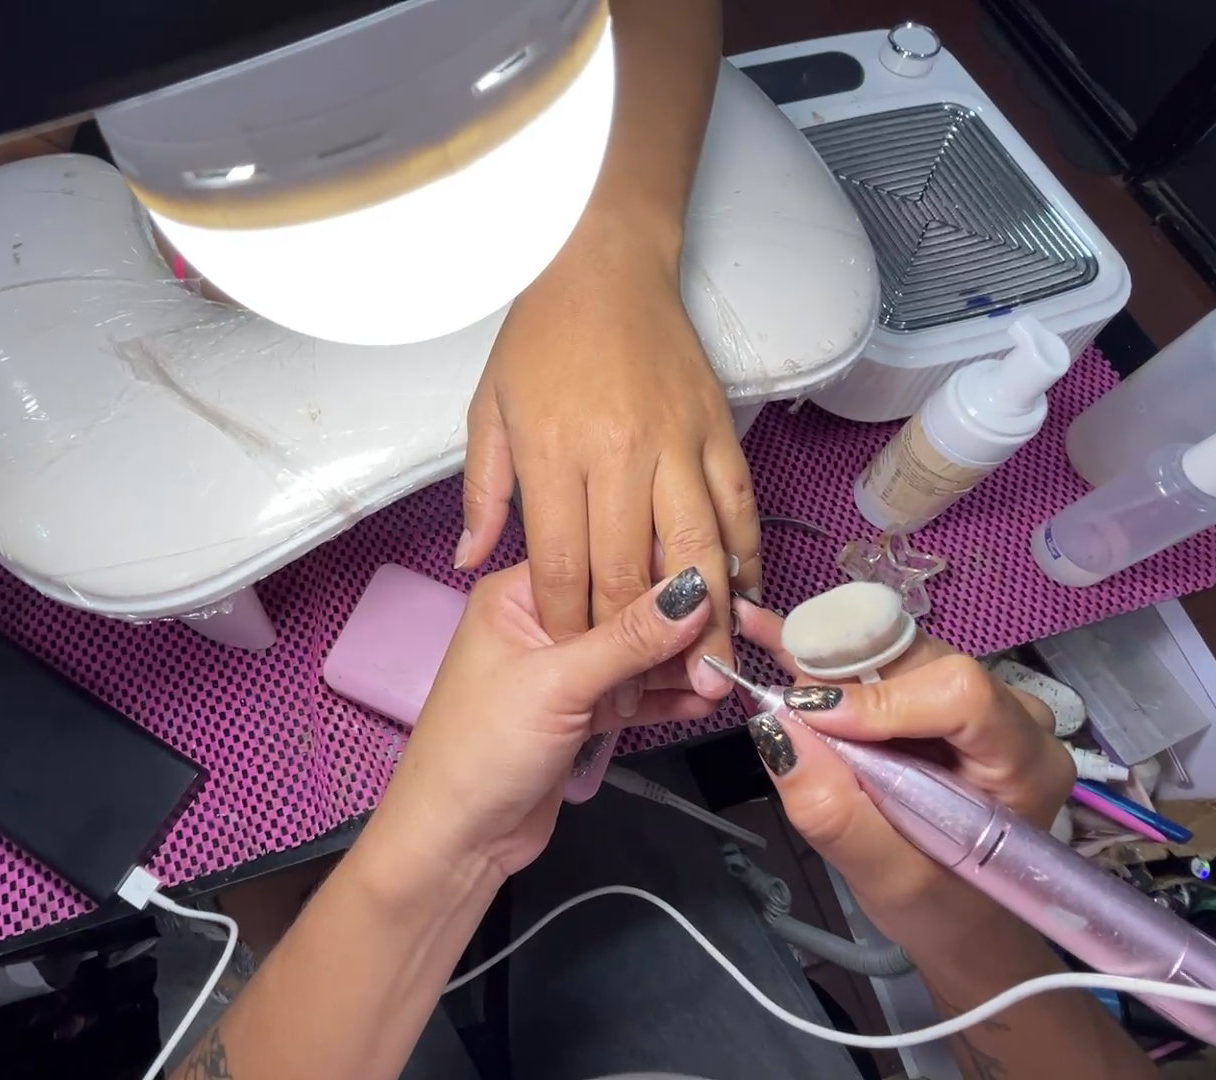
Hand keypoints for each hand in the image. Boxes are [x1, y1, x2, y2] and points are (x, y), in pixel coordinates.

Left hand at [372, 565, 716, 881]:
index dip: (654, 567)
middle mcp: (540, 621)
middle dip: (672, 626)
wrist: (457, 839)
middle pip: (620, 608)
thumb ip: (629, 638)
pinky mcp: (578, 712)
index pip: (596, 558)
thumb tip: (697, 589)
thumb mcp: (558, 683)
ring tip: (724, 673)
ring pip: (630, 655)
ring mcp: (561, 669)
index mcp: (518, 593)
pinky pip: (629, 694)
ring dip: (674, 667)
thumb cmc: (487, 744)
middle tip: (727, 637)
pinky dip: (662, 699)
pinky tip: (703, 701)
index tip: (714, 577)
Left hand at [453, 223, 758, 704]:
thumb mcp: (487, 409)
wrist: (601, 258)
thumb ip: (483, 492)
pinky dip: (744, 556)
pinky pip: (740, 506)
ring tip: (711, 667)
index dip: (569, 627)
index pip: (562, 568)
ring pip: (699, 551)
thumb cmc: (538, 337)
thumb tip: (471, 559)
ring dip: (705, 619)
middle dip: (638, 643)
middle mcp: (619, 457)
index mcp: (553, 456)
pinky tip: (741, 593)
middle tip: (649, 688)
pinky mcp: (719, 429)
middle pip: (632, 574)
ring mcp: (678, 443)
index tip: (575, 663)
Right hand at [733, 599, 1071, 943]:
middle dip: (841, 674)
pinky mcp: (930, 691)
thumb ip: (835, 812)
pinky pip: (874, 656)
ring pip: (888, 651)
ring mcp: (970, 694)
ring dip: (821, 656)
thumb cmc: (940, 907)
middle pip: (917, 662)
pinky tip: (766, 624)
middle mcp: (1008, 712)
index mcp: (1022, 761)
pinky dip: (819, 648)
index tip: (812, 717)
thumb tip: (773, 727)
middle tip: (783, 697)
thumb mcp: (886, 877)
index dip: (880, 699)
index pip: (959, 694)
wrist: (957, 914)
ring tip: (760, 640)